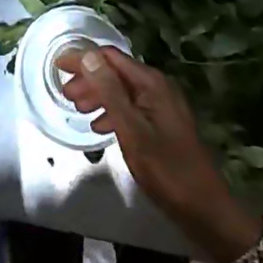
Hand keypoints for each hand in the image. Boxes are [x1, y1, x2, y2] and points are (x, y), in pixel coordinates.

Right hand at [57, 44, 261, 262]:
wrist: (204, 207)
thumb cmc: (165, 167)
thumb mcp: (131, 129)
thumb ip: (108, 90)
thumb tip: (87, 55)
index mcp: (151, 82)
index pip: (110, 57)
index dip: (83, 59)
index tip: (58, 66)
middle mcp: (158, 86)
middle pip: (116, 72)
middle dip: (89, 79)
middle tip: (65, 94)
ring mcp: (162, 105)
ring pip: (122, 91)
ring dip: (99, 96)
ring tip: (77, 110)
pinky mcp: (163, 124)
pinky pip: (131, 107)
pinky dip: (113, 112)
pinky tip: (100, 127)